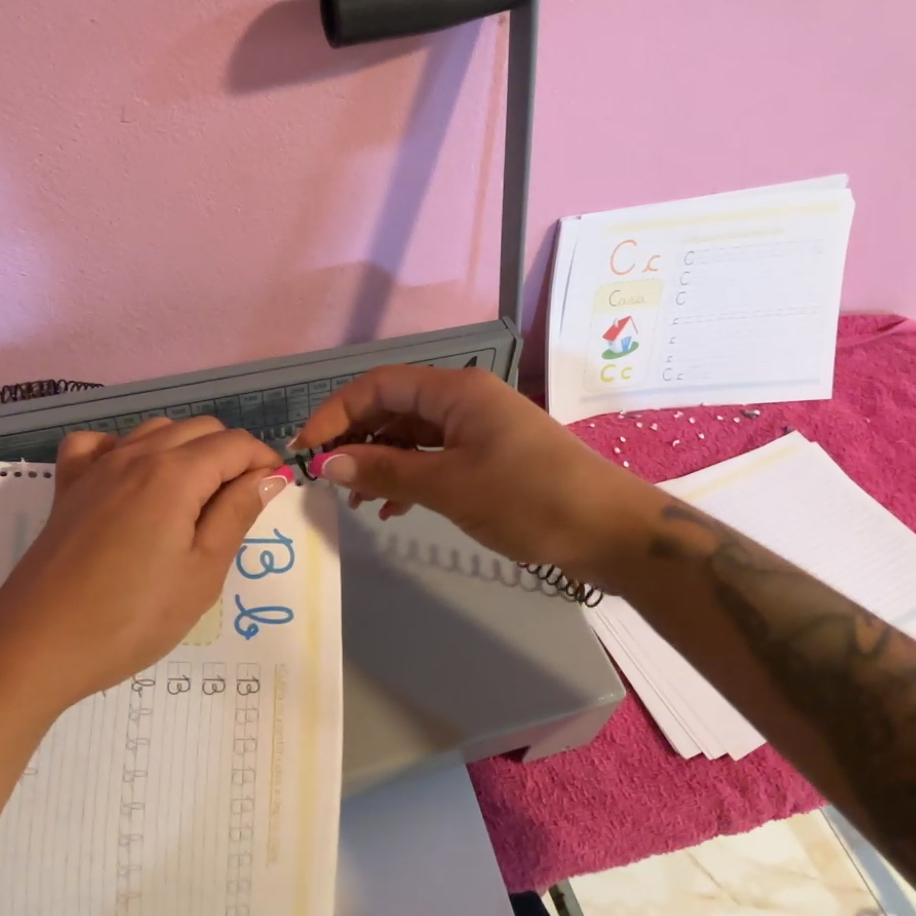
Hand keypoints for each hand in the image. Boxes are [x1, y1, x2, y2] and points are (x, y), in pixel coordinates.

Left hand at [0, 418, 289, 701]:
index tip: (276, 491)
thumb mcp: (201, 573)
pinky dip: (126, 448)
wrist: (36, 648)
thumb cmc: (132, 618)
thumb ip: (236, 514)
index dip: (264, 461)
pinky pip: (99, 444)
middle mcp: (135, 455)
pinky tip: (133, 479)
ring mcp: (95, 468)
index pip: (234, 444)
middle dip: (231, 453)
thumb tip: (268, 476)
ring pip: (155, 430)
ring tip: (197, 496)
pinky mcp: (67, 488)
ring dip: (187, 449)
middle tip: (242, 502)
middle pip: (199, 429)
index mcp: (175, 474)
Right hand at [292, 366, 647, 577]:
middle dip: (355, 440)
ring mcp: (479, 428)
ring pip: (412, 434)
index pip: (378, 385)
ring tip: (357, 500)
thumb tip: (329, 462)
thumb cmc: (529, 499)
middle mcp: (464, 400)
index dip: (335, 413)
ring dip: (380, 462)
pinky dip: (410, 476)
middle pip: (393, 407)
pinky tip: (393, 507)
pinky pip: (435, 456)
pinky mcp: (490, 456)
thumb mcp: (451, 487)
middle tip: (327, 480)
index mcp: (456, 390)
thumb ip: (387, 470)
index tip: (306, 451)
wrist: (609, 530)